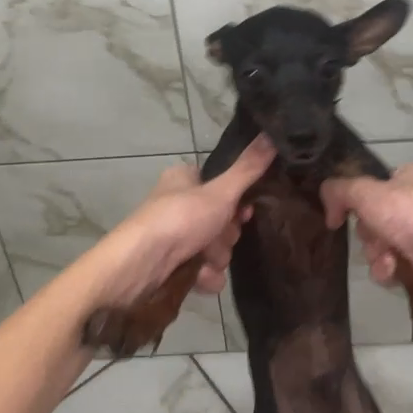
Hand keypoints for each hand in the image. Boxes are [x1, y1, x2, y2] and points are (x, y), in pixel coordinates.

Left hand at [96, 136, 275, 305]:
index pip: (221, 185)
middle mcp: (178, 206)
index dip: (236, 201)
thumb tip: (273, 134)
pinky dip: (205, 277)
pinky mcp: (172, 267)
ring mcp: (174, 238)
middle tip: (218, 237)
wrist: (140, 268)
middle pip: (222, 220)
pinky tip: (198, 279)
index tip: (243, 211)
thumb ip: (248, 168)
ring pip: (216, 248)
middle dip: (225, 235)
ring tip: (205, 261)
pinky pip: (204, 272)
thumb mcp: (220, 191)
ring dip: (216, 258)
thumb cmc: (179, 219)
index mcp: (183, 179)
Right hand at [321, 163, 412, 284]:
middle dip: (368, 234)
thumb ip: (338, 190)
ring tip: (387, 260)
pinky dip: (390, 269)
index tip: (344, 215)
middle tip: (374, 238)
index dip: (357, 200)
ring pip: (382, 243)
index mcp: (412, 174)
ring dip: (376, 254)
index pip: (374, 183)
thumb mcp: (365, 193)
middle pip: (374, 217)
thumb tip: (327, 201)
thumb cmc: (410, 216)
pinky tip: (394, 272)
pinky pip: (396, 264)